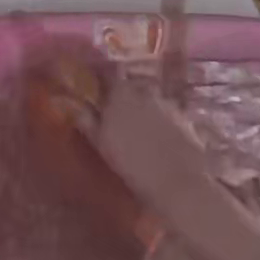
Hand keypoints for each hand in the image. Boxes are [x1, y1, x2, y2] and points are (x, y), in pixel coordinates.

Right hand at [88, 78, 224, 213]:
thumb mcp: (101, 144)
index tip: (97, 93)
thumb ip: (87, 120)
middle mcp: (144, 90)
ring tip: (139, 132)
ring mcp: (167, 103)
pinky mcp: (184, 118)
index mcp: (120, 93)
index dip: (102, 83)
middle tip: (117, 116)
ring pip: (149, 100)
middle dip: (123, 97)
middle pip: (130, 87)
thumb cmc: (131, 163)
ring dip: (143, 110)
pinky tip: (159, 142)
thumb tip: (75, 105)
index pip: (107, 77)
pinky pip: (167, 114)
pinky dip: (162, 123)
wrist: (178, 183)